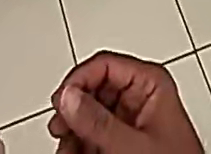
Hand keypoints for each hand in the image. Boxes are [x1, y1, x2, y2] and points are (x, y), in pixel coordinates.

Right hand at [48, 51, 203, 153]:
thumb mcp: (134, 145)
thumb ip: (100, 121)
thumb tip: (69, 96)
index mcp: (151, 83)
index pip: (105, 64)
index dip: (78, 80)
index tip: (61, 101)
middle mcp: (142, 96)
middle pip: (94, 89)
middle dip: (74, 111)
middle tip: (59, 127)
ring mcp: (134, 121)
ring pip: (91, 113)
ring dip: (74, 131)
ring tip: (66, 147)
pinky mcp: (129, 142)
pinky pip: (97, 133)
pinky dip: (82, 143)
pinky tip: (75, 151)